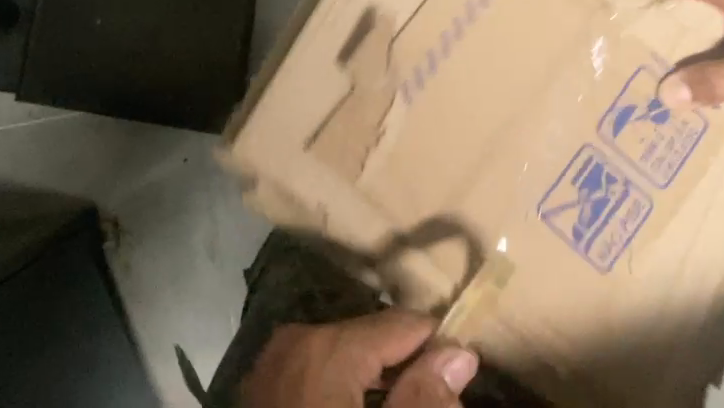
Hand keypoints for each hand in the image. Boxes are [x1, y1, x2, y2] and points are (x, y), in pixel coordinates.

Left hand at [238, 309, 478, 407]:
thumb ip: (424, 399)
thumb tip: (460, 354)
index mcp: (328, 345)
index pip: (403, 323)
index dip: (438, 346)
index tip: (463, 375)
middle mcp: (298, 337)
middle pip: (372, 338)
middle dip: (404, 367)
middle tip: (430, 398)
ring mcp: (272, 362)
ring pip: (343, 354)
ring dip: (374, 380)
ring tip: (401, 400)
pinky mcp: (260, 387)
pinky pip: (315, 372)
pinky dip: (341, 390)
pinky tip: (358, 407)